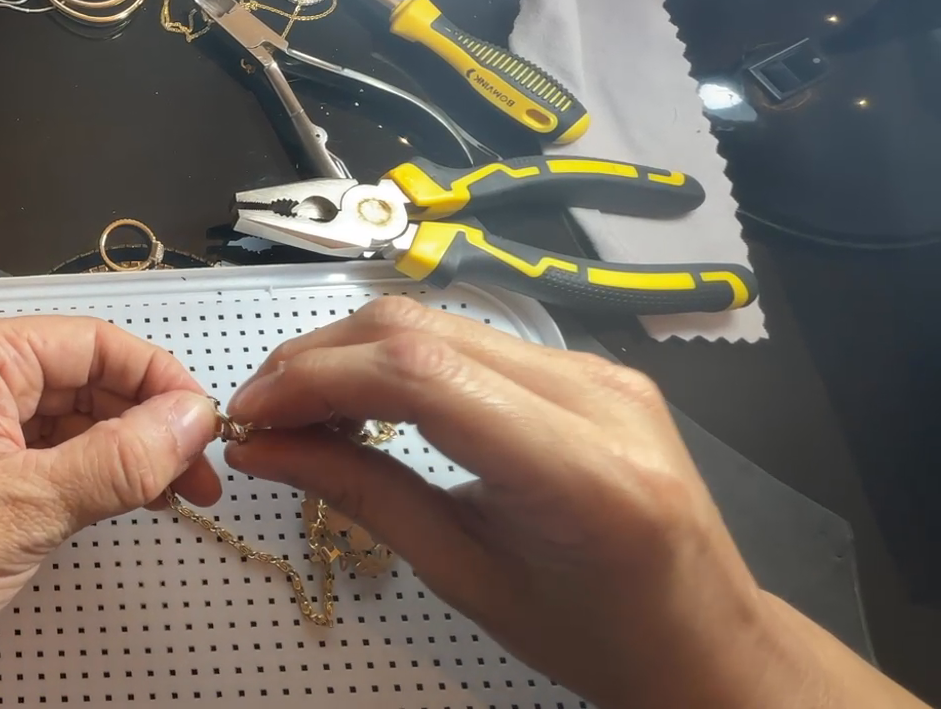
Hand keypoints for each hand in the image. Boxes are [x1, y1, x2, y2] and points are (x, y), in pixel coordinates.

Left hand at [0, 316, 223, 707]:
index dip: (157, 378)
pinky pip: (52, 447)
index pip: (92, 342)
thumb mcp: (27, 507)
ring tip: (177, 491)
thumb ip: (119, 459)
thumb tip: (191, 419)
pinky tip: (131, 496)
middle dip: (147, 419)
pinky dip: (94, 469)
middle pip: (87, 375)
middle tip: (199, 472)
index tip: (204, 424)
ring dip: (127, 448)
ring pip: (74, 413)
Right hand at [223, 296, 923, 708]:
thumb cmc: (589, 635)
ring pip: (421, 320)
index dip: (314, 379)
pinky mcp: (571, 358)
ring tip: (297, 405)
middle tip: (260, 411)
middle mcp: (591, 394)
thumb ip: (354, 492)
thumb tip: (257, 449)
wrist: (713, 641)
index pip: (417, 377)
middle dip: (312, 360)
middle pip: (411, 331)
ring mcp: (587, 365)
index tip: (248, 415)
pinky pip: (448, 334)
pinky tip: (355, 394)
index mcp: (581, 473)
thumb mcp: (459, 575)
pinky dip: (378, 357)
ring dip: (338, 353)